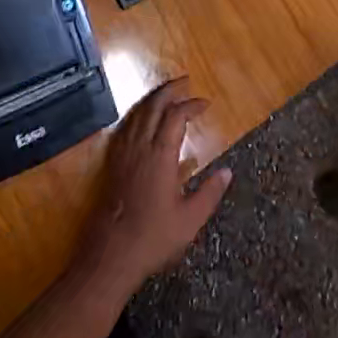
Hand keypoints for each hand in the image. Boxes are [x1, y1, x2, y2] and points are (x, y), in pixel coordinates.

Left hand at [73, 80, 232, 290]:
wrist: (110, 255)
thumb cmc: (153, 238)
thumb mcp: (190, 220)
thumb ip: (209, 193)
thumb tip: (227, 172)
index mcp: (160, 156)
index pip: (176, 117)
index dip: (191, 105)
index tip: (205, 103)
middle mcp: (139, 148)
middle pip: (153, 107)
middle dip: (170, 90)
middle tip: (185, 82)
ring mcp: (122, 154)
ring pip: (136, 114)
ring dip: (152, 99)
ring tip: (166, 93)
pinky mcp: (112, 164)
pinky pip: (125, 128)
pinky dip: (137, 115)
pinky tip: (141, 119)